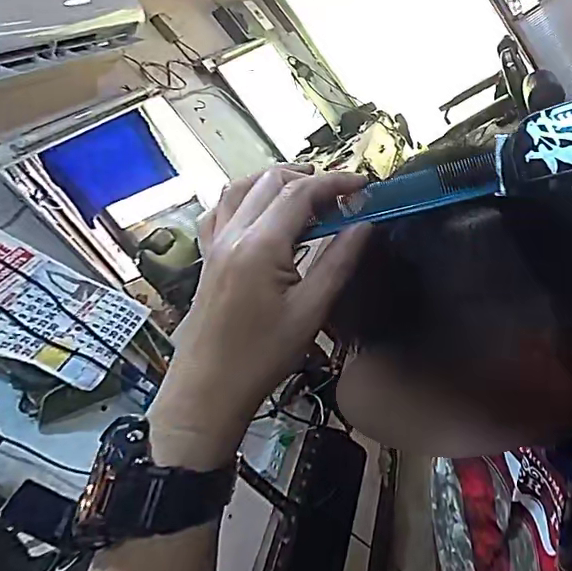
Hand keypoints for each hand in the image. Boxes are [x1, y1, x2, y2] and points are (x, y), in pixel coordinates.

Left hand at [147, 166, 371, 467]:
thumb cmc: (263, 355)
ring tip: (310, 195)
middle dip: (311, 178)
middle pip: (271, 181)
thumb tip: (365, 223)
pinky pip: (222, 210)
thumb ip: (340, 260)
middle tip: (343, 196)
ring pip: (242, 188)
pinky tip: (267, 213)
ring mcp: (215, 244)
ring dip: (278, 181)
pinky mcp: (208, 257)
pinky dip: (248, 197)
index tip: (365, 186)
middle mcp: (233, 235)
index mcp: (260, 245)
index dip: (337, 182)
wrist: (206, 393)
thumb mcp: (312, 309)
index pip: (301, 192)